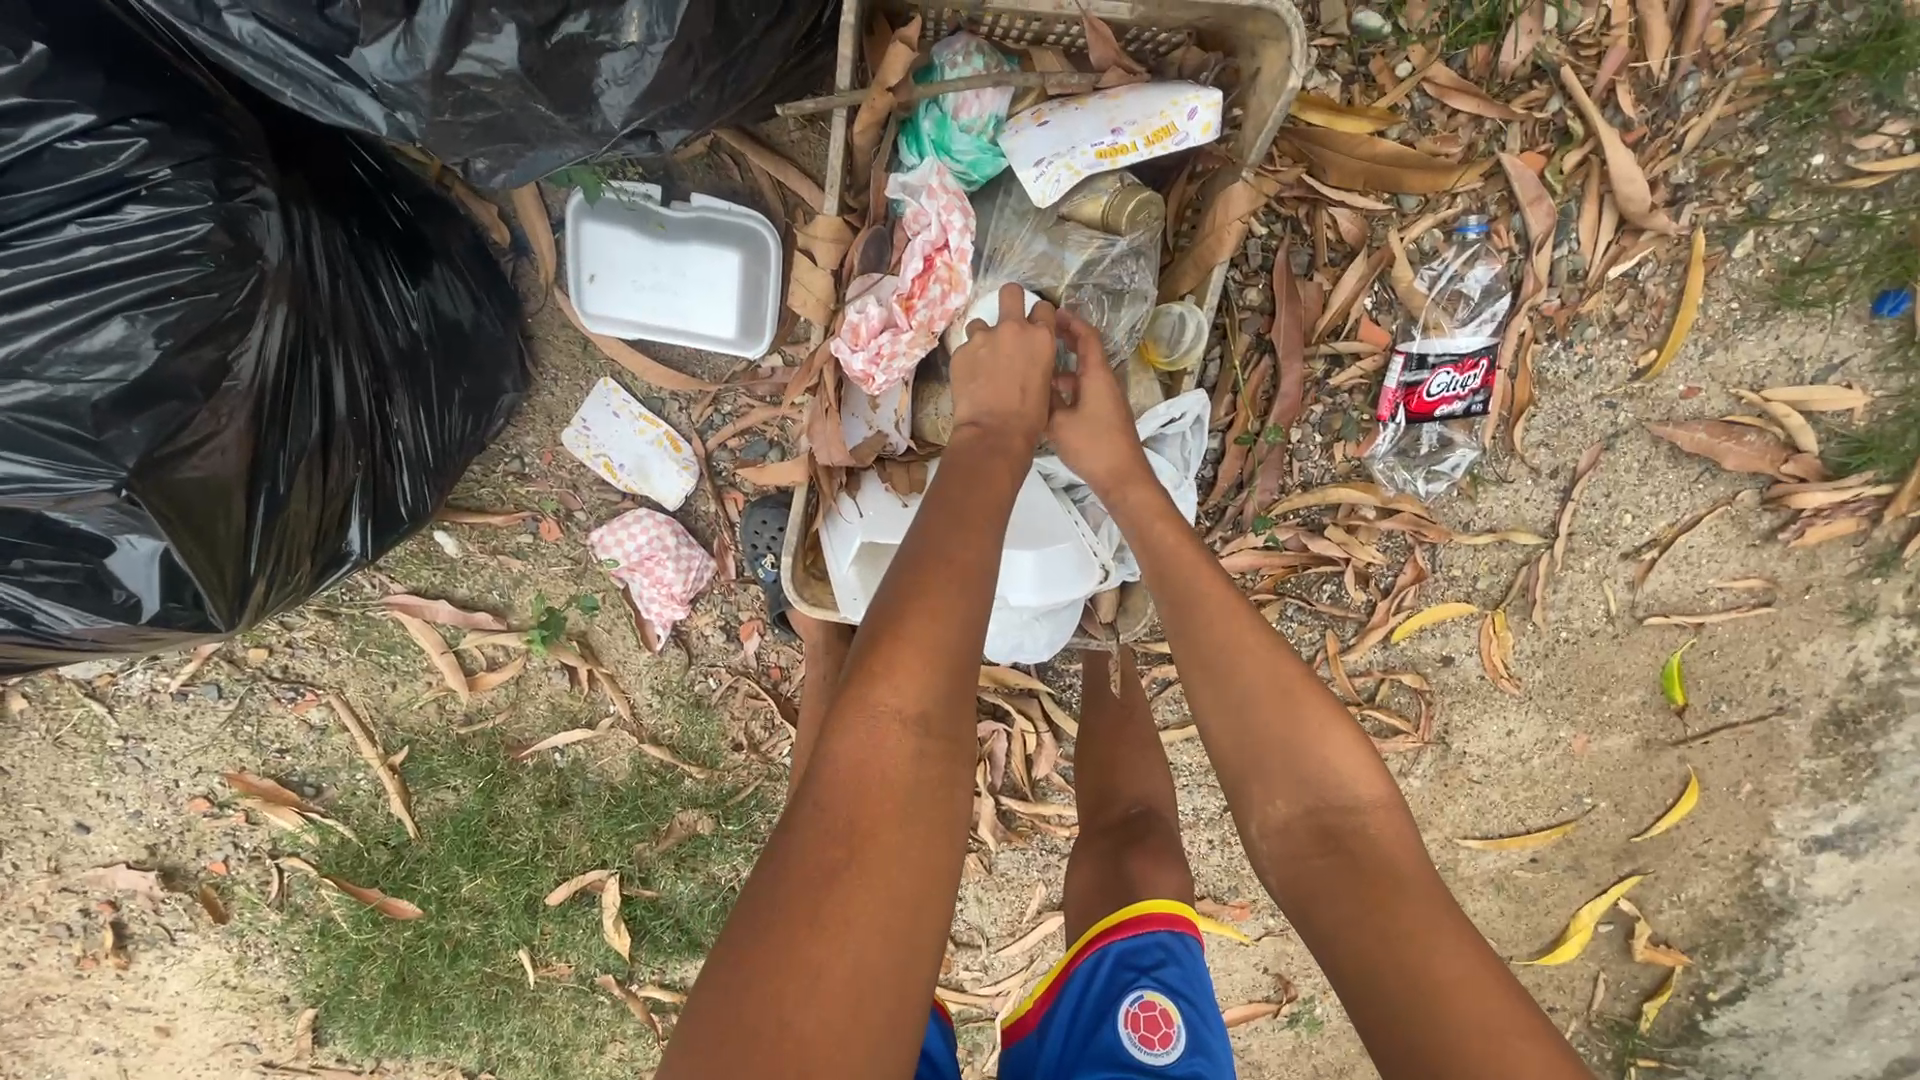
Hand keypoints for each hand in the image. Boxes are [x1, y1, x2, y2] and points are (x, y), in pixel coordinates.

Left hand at [948, 283, 1057, 451]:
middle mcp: (1013, 329)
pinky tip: (970, 380)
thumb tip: (1030, 359)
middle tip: (1006, 319)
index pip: (1043, 307)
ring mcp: (983, 337)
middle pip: (1010, 292)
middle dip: (1010, 300)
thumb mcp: (1046, 383)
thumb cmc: (1029, 417)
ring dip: (983, 337)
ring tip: (982, 362)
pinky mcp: (960, 351)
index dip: (1037, 316)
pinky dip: (968, 360)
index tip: (1033, 326)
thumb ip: (1038, 360)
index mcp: (1041, 337)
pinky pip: (965, 348)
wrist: (994, 432)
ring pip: (980, 323)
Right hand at [1046, 308, 1154, 497]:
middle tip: (1041, 334)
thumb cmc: (1092, 446)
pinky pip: (1084, 392)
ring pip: (1083, 375)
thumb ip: (1046, 398)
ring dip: (1062, 368)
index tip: (1052, 314)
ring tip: (1036, 369)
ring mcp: (1106, 399)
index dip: (1070, 322)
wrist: (1121, 476)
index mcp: (1097, 375)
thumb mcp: (1058, 422)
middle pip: (1086, 352)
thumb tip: (1035, 382)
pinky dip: (1067, 389)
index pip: (1087, 337)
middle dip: (1066, 340)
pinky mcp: (1104, 415)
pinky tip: (1048, 399)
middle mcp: (1104, 382)